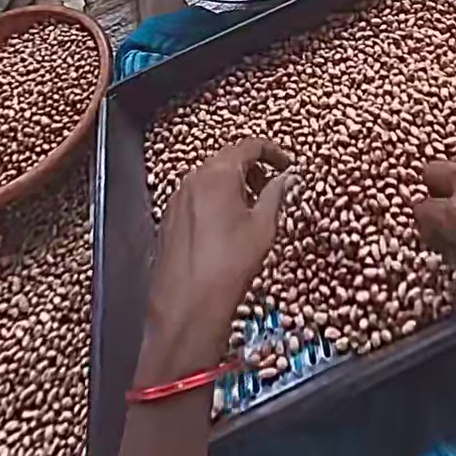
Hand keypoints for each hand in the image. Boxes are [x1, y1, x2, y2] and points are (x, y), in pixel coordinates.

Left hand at [141, 140, 296, 375]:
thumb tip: (288, 176)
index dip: (272, 152)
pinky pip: (196, 198)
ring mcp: (176, 199)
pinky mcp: (168, 219)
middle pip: (227, 160)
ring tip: (251, 211)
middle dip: (253, 170)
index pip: (249, 146)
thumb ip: (276, 193)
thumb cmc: (231, 263)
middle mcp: (193, 179)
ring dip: (234, 185)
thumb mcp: (263, 226)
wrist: (187, 308)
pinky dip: (215, 201)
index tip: (286, 166)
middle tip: (271, 190)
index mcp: (218, 174)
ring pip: (210, 179)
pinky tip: (225, 228)